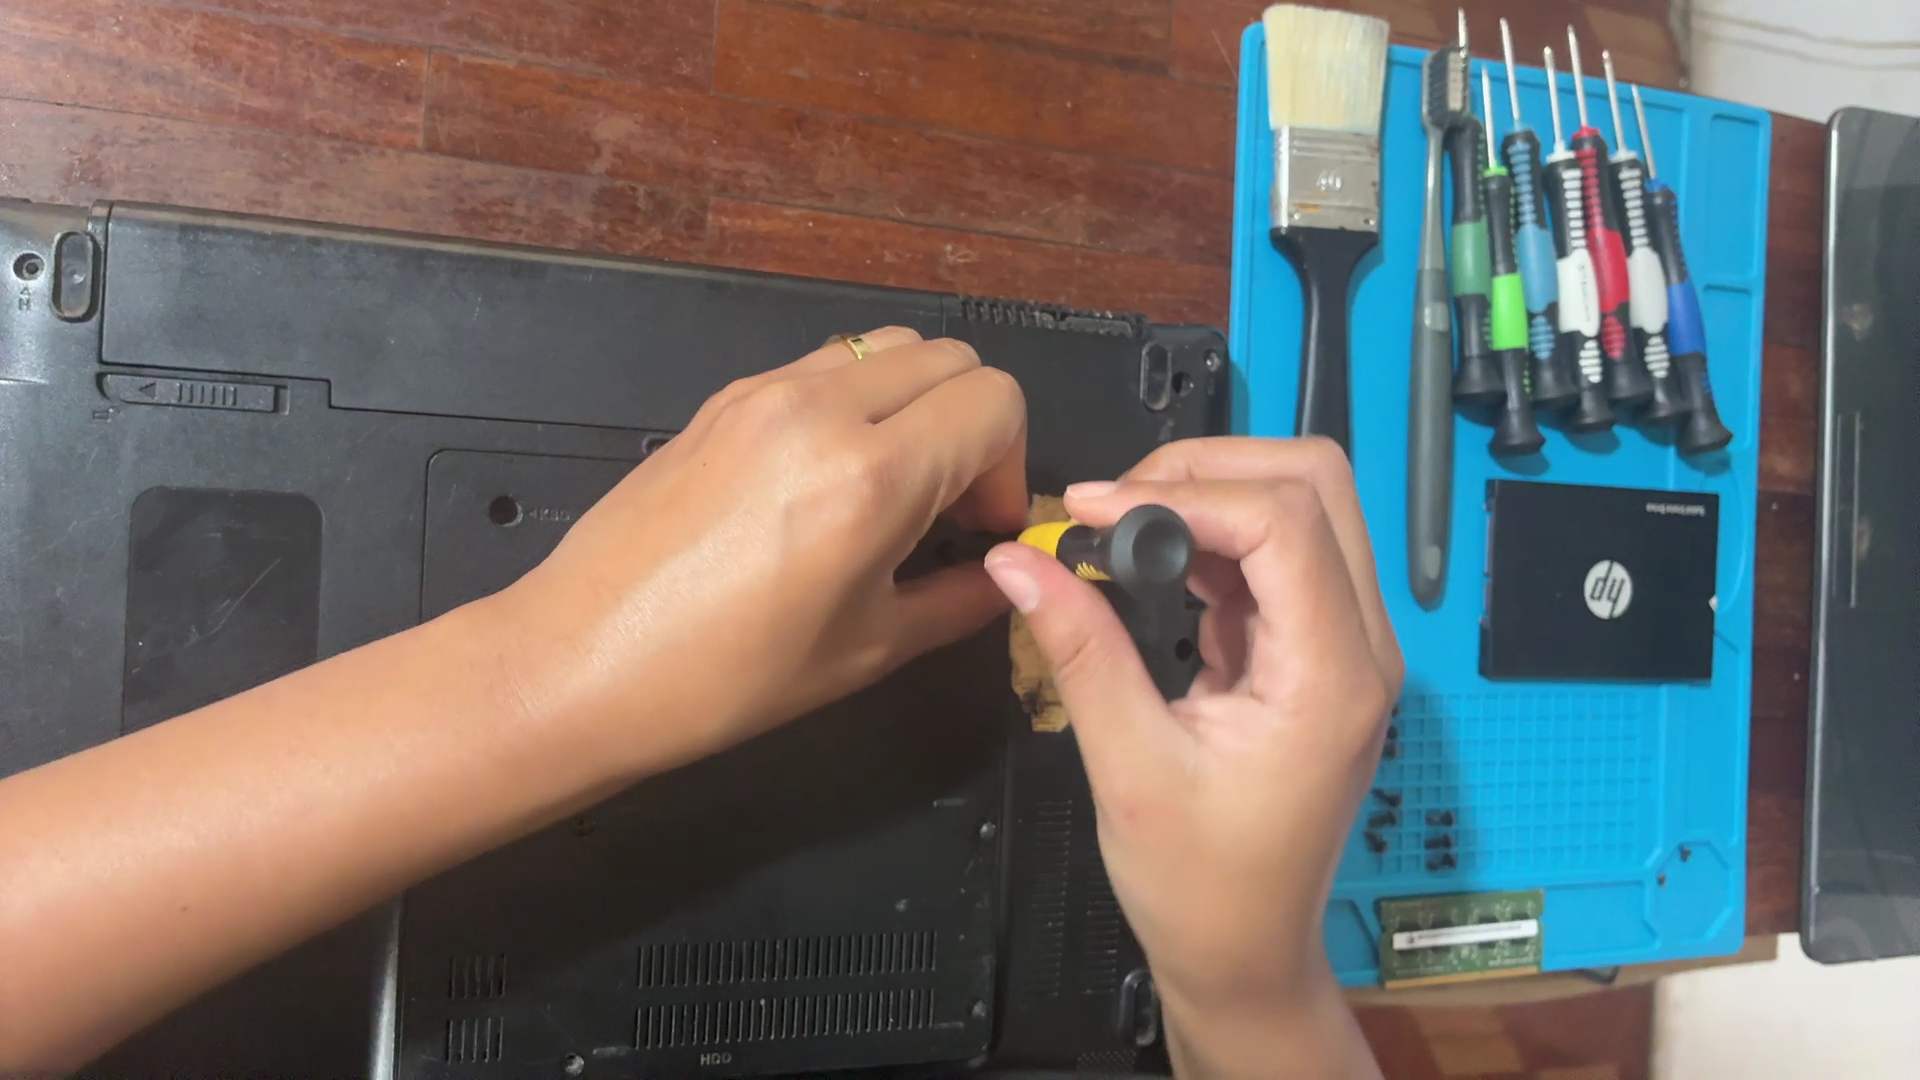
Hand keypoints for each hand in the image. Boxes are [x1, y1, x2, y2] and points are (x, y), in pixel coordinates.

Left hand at [493, 326, 1027, 771]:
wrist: (582, 660)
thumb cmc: (732, 678)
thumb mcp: (872, 649)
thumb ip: (964, 598)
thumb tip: (1009, 572)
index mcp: (872, 475)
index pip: (996, 402)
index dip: (1009, 466)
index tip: (980, 528)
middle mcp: (824, 408)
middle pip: (954, 360)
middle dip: (976, 428)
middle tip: (947, 506)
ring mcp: (768, 389)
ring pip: (893, 348)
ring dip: (921, 405)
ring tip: (893, 481)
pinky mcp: (728, 394)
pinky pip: (830, 364)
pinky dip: (864, 401)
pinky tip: (830, 472)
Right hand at [983, 437, 1400, 1077]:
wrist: (1242, 951)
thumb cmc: (1195, 880)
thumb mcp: (1126, 764)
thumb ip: (1079, 649)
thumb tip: (1014, 559)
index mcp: (1331, 674)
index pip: (1281, 523)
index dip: (1179, 495)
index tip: (1086, 509)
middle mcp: (1356, 641)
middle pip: (1314, 484)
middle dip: (1208, 469)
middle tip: (1114, 500)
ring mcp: (1337, 639)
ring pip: (1294, 505)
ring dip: (1203, 494)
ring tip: (1118, 523)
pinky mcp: (1304, 645)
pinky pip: (1266, 552)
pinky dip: (1203, 536)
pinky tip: (1147, 563)